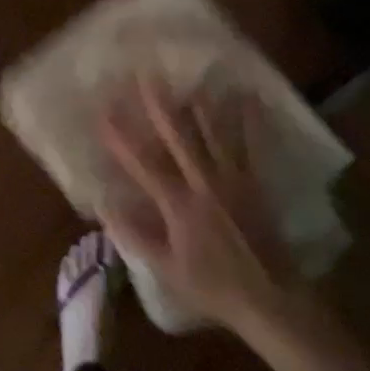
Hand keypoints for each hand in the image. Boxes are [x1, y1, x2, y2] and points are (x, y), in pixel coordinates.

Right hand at [96, 75, 297, 332]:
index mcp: (178, 204)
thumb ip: (134, 235)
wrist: (266, 296)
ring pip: (214, 132)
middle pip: (179, 136)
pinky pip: (251, 144)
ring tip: (190, 76)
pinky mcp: (254, 181)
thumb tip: (103, 205)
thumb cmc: (211, 284)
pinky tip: (246, 94)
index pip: (144, 164)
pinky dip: (248, 118)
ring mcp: (232, 178)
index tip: (104, 111)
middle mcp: (204, 182)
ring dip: (200, 103)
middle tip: (147, 74)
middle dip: (160, 104)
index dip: (122, 137)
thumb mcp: (165, 268)